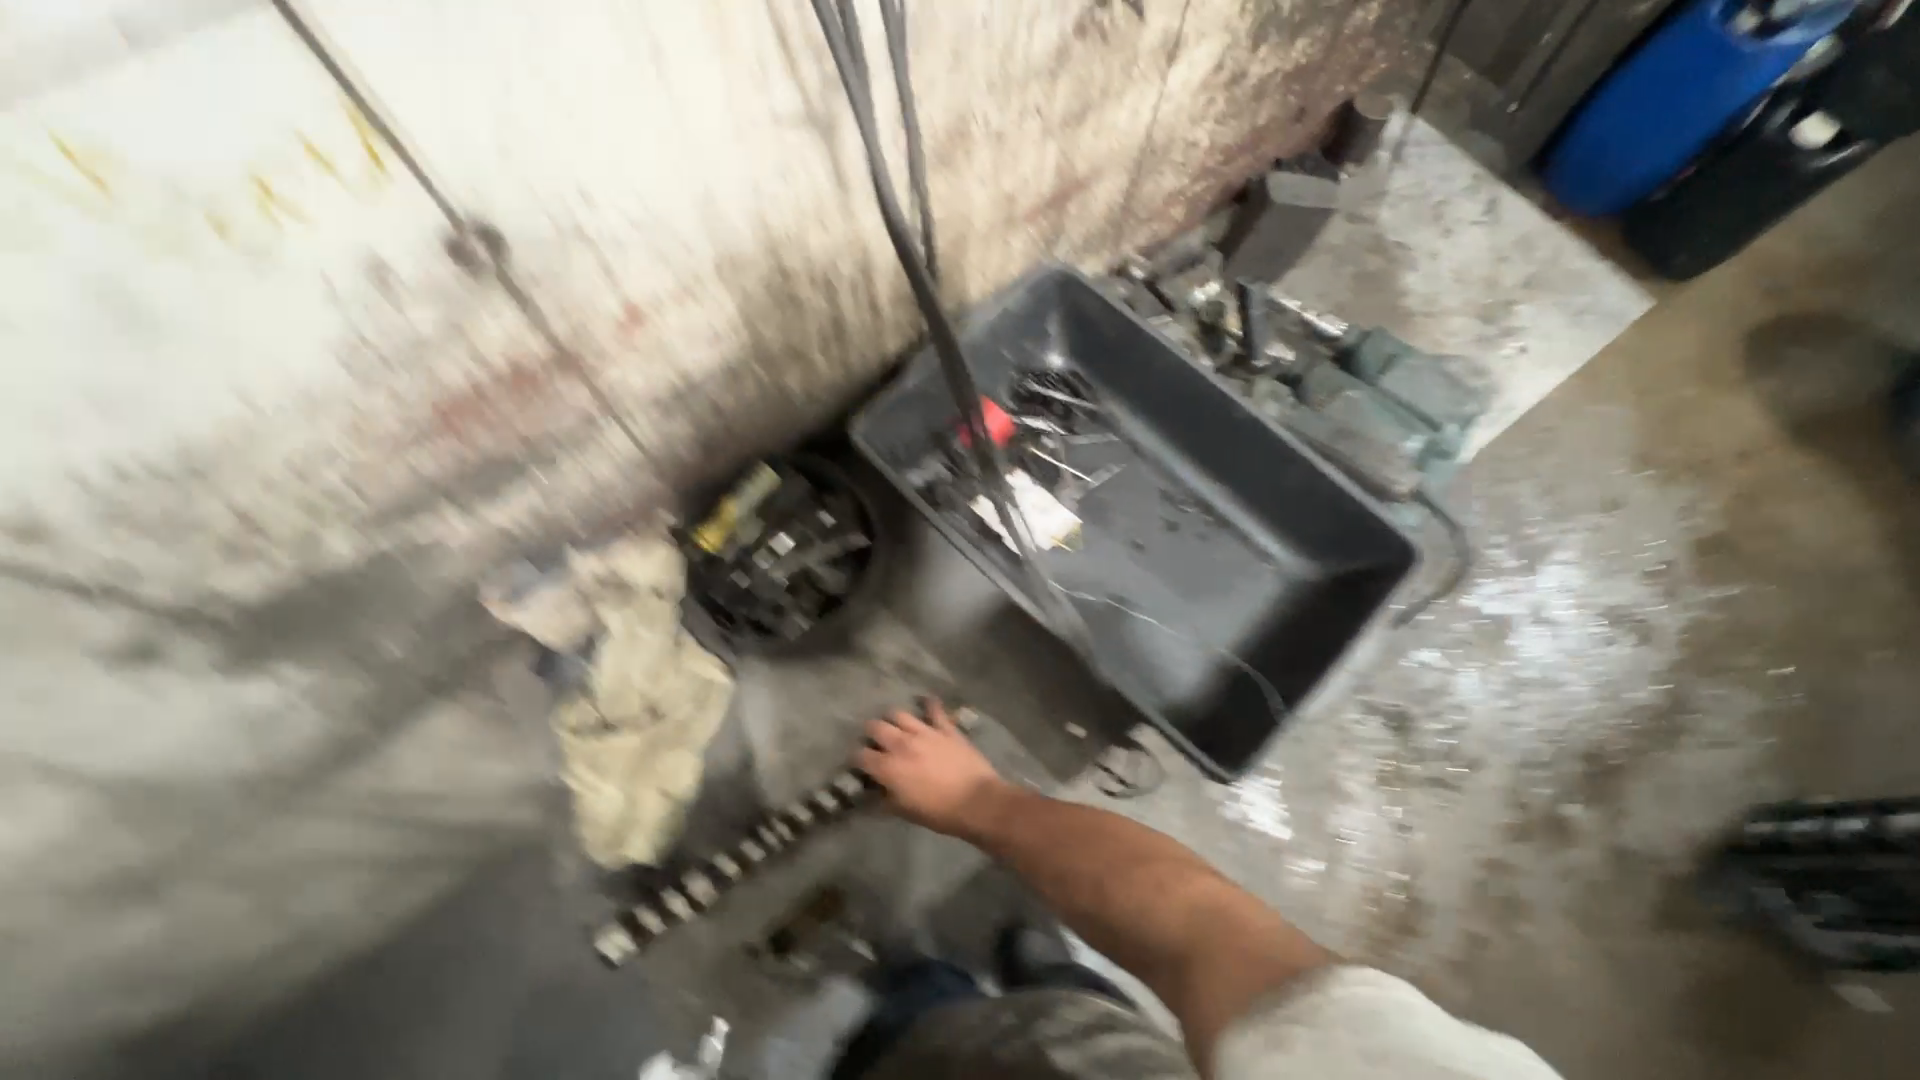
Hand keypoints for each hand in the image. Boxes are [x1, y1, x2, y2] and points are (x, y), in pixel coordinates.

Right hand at [856, 699, 1012, 837]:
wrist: (977, 801)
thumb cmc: (939, 813)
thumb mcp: (905, 812)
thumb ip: (886, 799)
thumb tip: (876, 793)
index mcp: (888, 767)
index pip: (860, 756)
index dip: (857, 760)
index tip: (861, 765)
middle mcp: (901, 743)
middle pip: (875, 727)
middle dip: (871, 734)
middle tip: (876, 742)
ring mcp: (924, 732)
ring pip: (898, 713)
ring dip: (893, 719)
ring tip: (896, 726)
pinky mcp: (945, 728)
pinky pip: (934, 708)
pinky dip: (929, 704)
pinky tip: (926, 704)